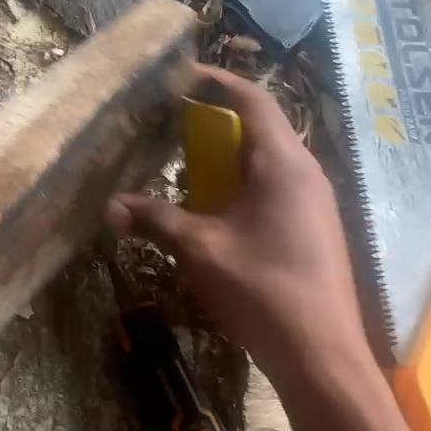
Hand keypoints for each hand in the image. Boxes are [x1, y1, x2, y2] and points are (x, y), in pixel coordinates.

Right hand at [106, 66, 368, 383]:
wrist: (321, 355)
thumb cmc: (261, 289)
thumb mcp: (198, 249)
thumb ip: (154, 219)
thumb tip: (110, 206)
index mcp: (283, 165)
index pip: (253, 101)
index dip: (219, 82)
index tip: (183, 76)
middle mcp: (305, 174)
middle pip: (259, 128)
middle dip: (213, 124)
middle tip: (171, 128)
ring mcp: (314, 203)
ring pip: (266, 162)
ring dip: (225, 159)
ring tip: (186, 170)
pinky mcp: (312, 229)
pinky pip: (273, 188)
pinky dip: (239, 186)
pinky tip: (214, 213)